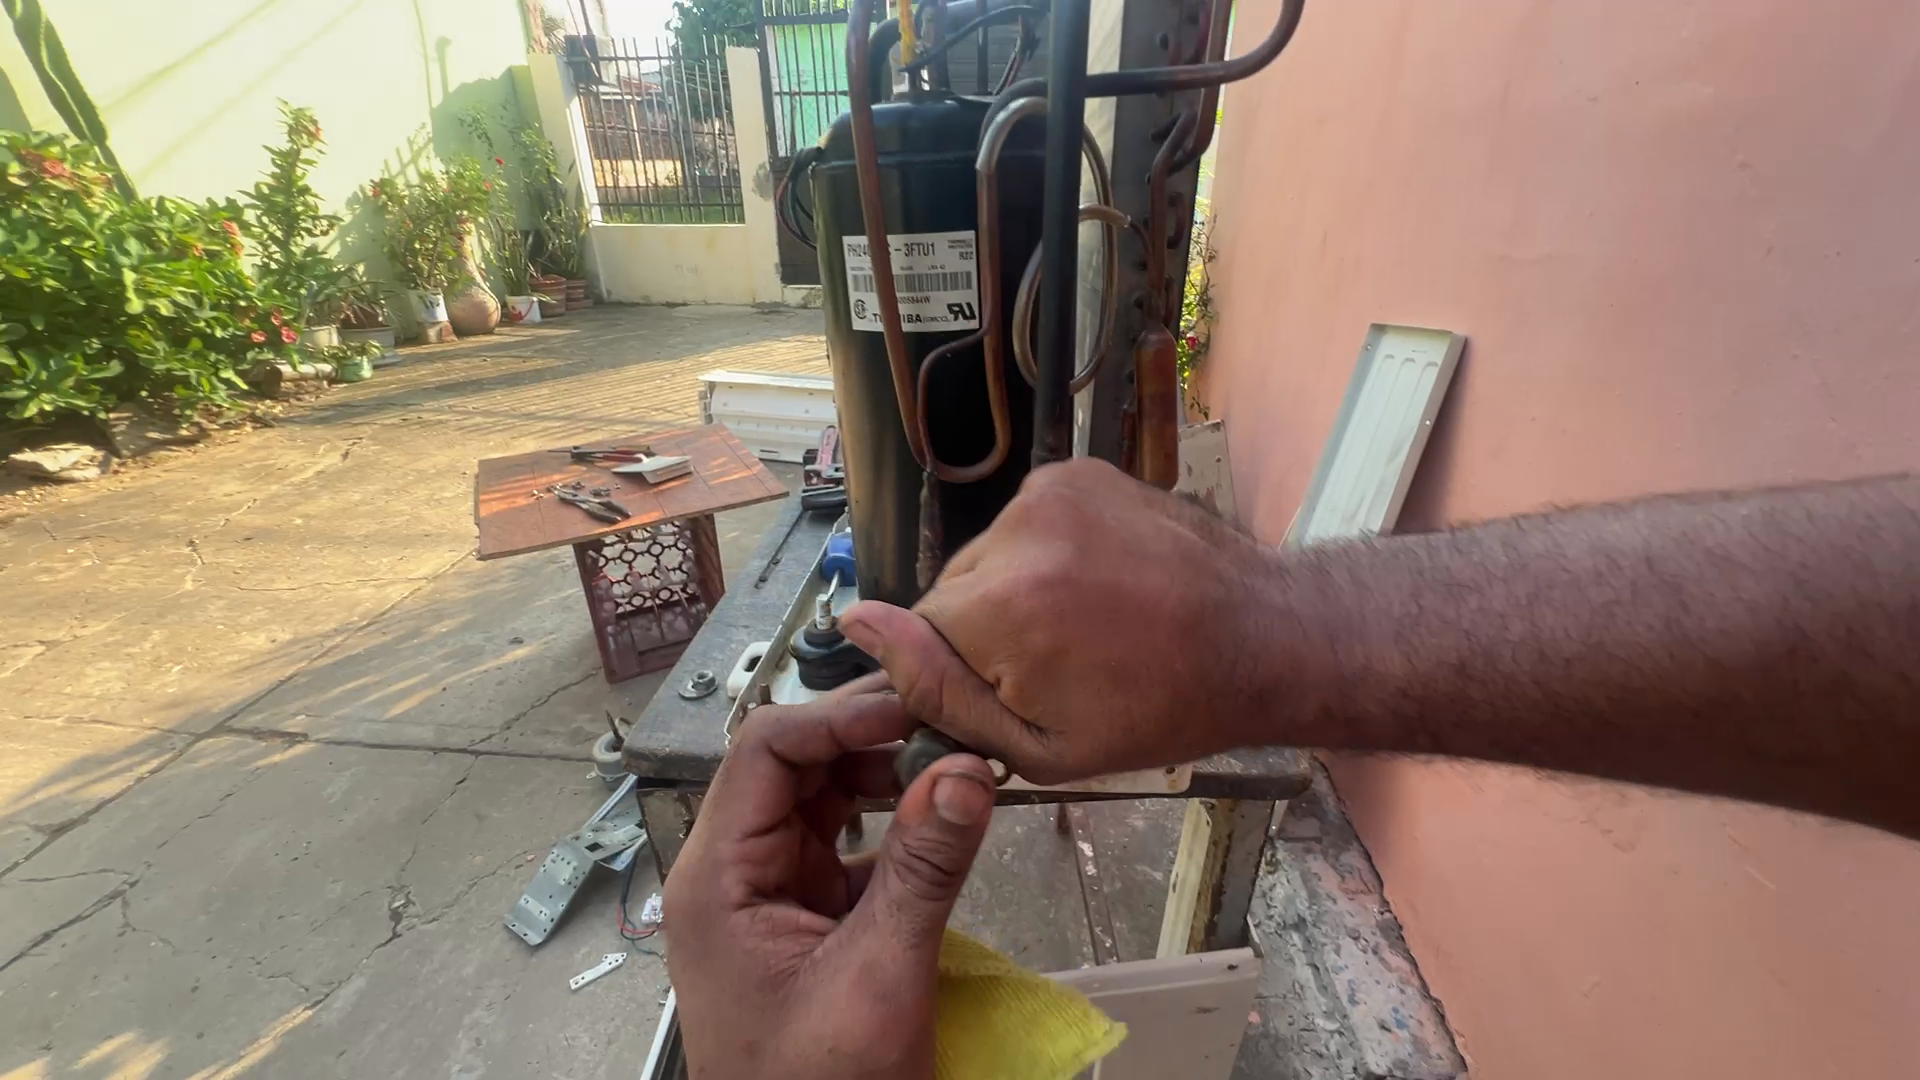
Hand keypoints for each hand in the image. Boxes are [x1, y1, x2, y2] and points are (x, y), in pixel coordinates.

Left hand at [662, 686, 998, 1079]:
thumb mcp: (879, 980)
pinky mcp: (805, 897)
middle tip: (944, 720)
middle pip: (793, 758)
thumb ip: (923, 870)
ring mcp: (770, 878)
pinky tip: (934, 805)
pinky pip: (844, 826)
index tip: (914, 711)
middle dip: (867, 733)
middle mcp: (734, 862)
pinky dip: (891, 807)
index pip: (765, 751)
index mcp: (719, 875)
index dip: (837, 719)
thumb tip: (969, 769)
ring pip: (821, 785)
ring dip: (883, 764)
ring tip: (948, 756)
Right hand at [841, 458, 1296, 783]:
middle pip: (948, 589)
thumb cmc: (1157, 709)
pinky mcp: (1072, 472)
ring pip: (982, 557)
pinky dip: (1036, 556)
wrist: (1259, 634)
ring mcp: (1048, 489)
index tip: (1014, 687)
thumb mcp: (1038, 745)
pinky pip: (1017, 526)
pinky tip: (1089, 581)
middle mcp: (1017, 527)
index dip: (957, 670)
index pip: (915, 632)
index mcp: (1006, 604)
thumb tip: (856, 622)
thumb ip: (938, 691)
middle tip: (1055, 658)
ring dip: (1007, 590)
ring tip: (1078, 618)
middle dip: (981, 629)